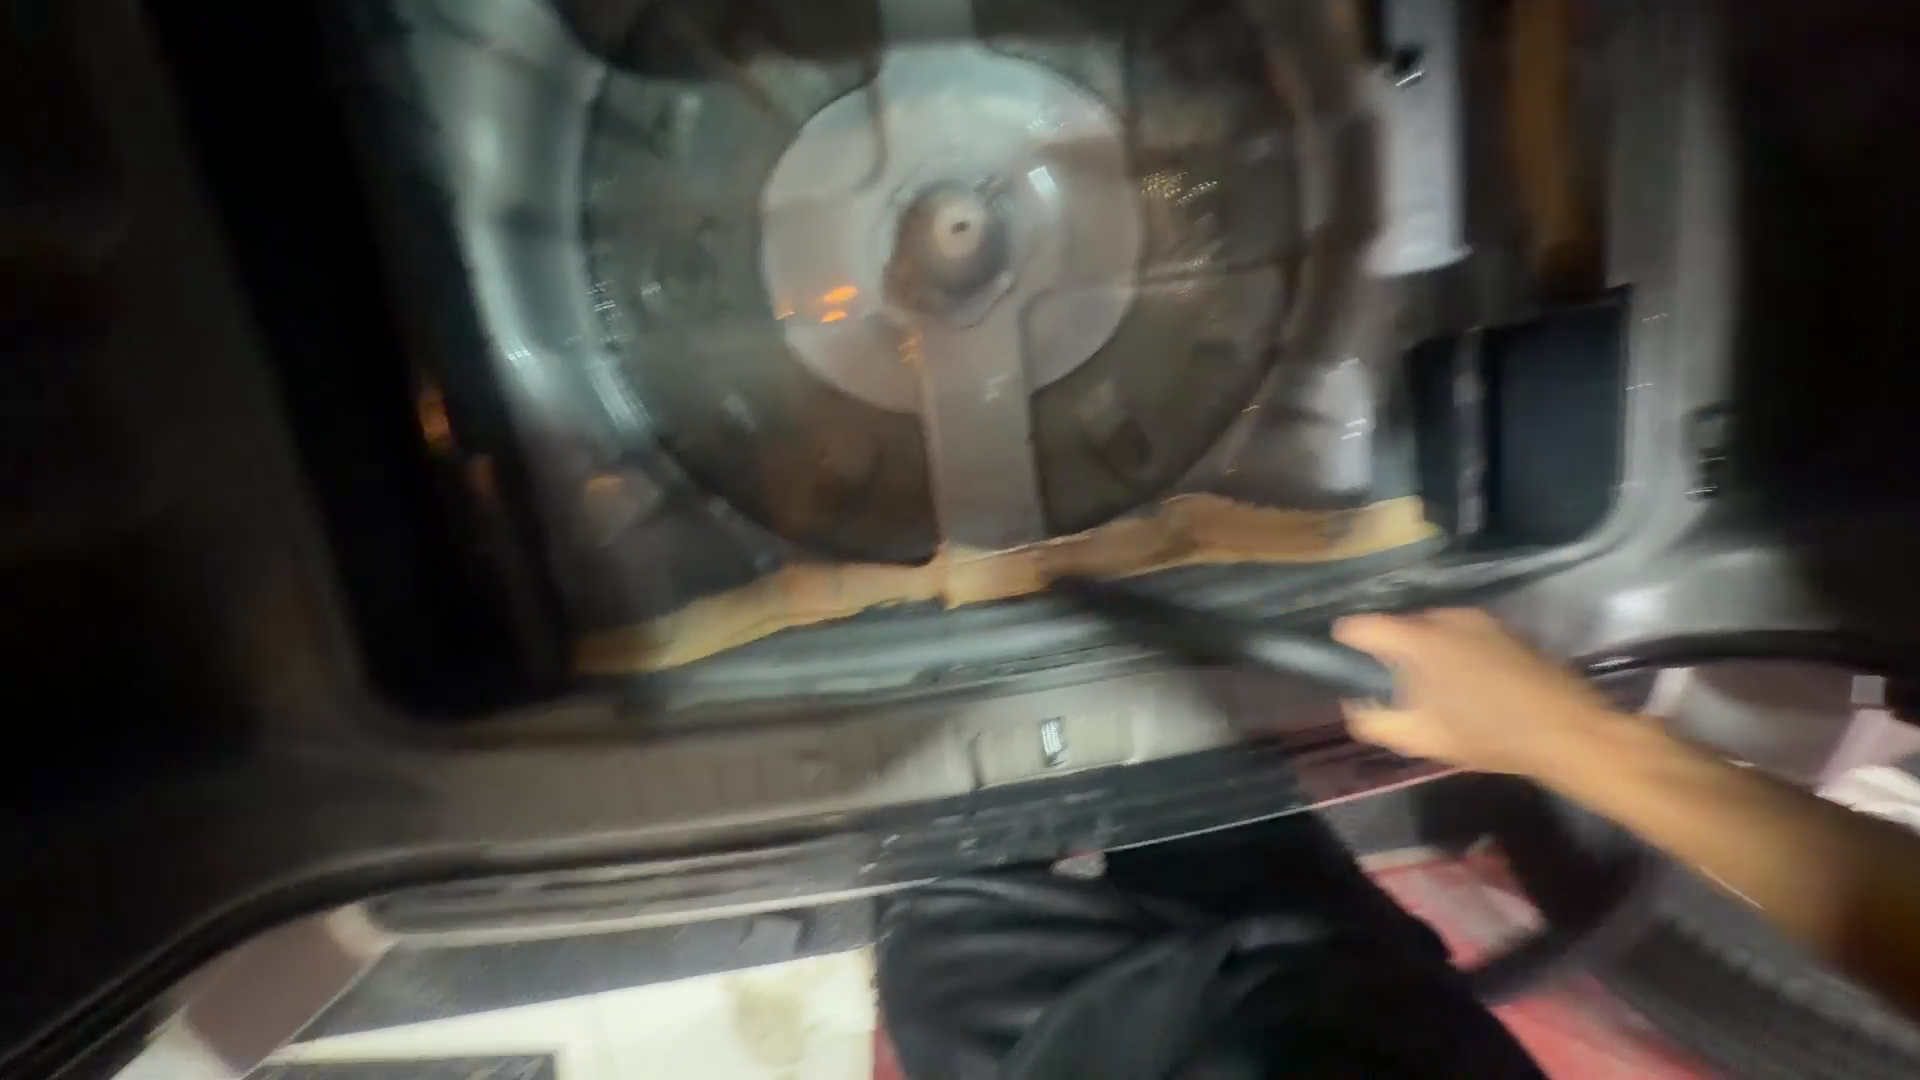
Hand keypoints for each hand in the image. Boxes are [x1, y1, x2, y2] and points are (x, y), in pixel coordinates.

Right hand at [1332, 609, 1621, 778]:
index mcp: (1417, 640)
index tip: (1344, 661)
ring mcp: (1480, 621)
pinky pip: (1462, 634)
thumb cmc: (1490, 736)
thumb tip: (1355, 707)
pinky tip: (1470, 684)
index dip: (1345, 641)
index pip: (1361, 626)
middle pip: (1398, 627)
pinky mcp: (1507, 629)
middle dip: (1391, 651)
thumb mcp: (1421, 739)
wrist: (1574, 734)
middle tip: (1396, 684)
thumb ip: (1374, 721)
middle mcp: (1444, 619)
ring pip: (1432, 629)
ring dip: (1425, 650)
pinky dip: (1455, 651)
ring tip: (1435, 685)